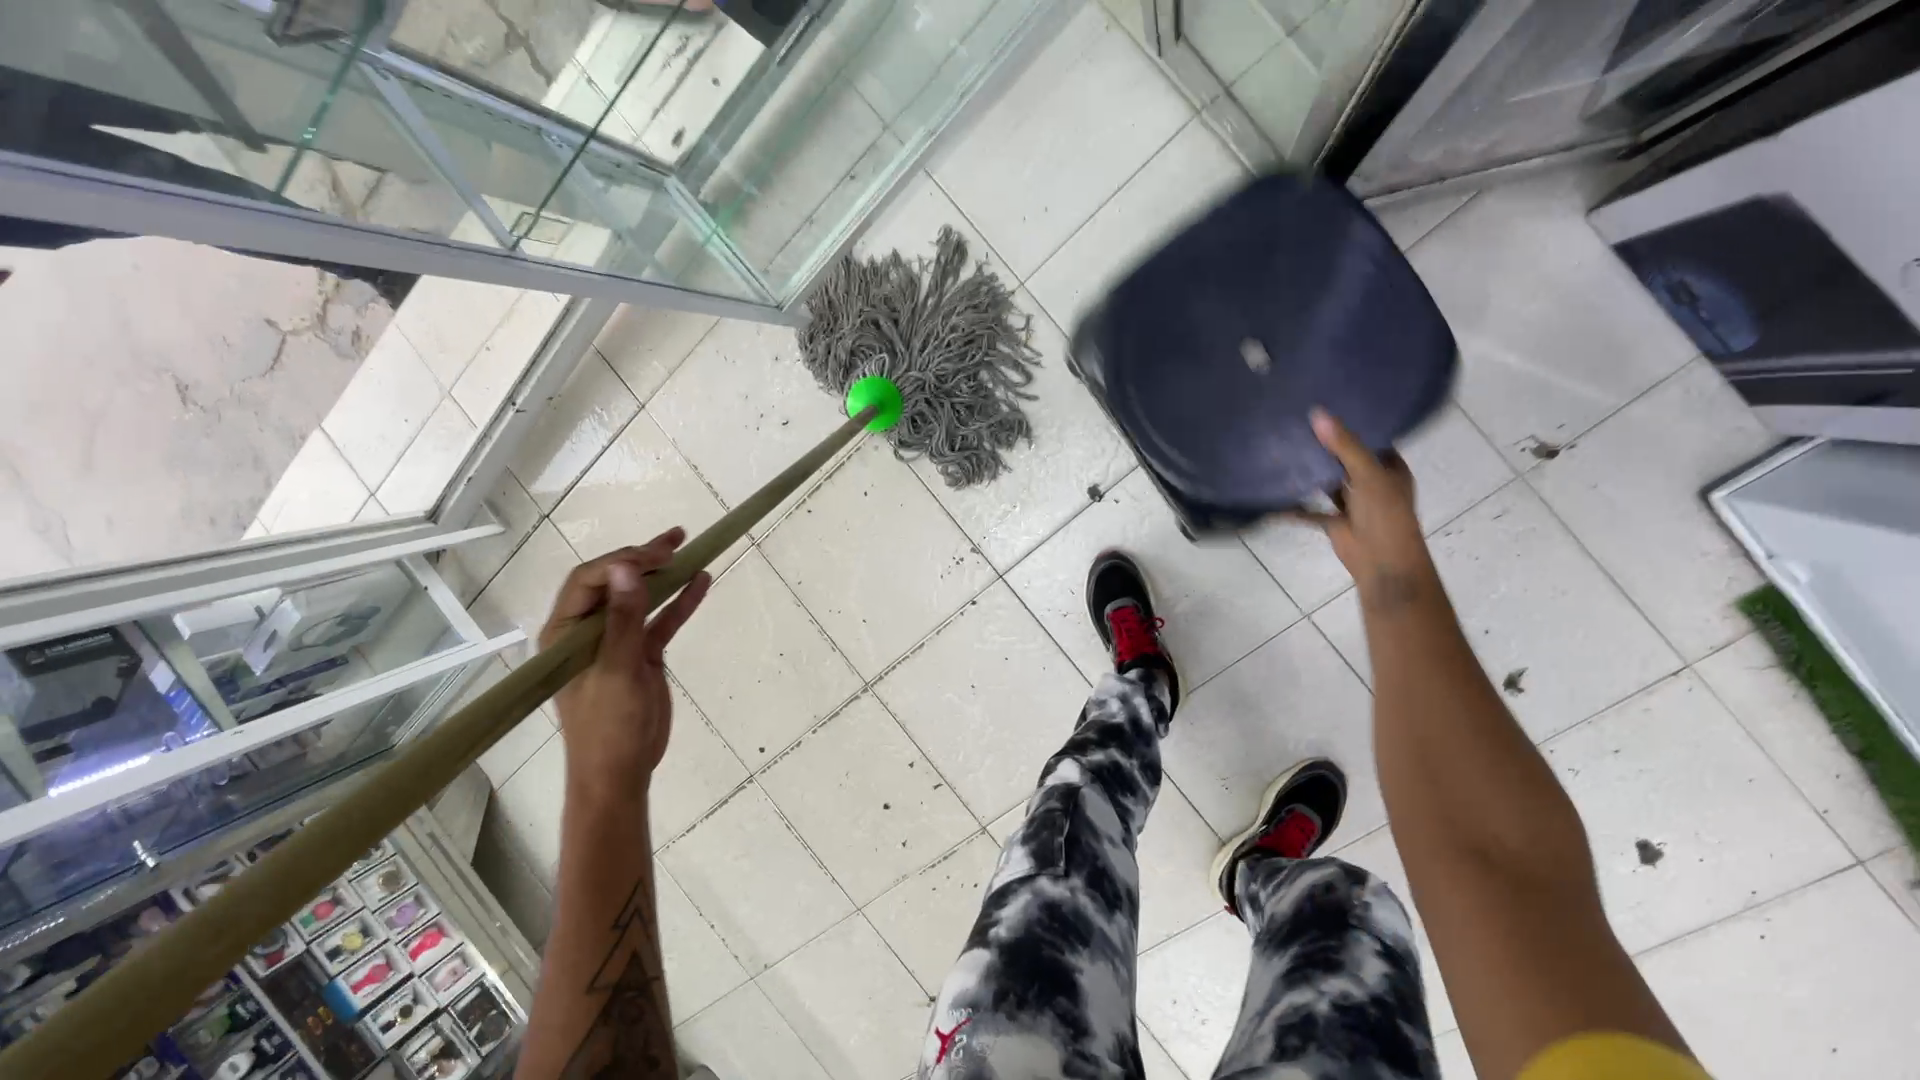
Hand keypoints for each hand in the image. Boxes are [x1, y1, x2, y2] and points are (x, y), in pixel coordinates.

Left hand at [541, 529, 710, 798]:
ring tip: (688, 546)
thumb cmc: (607, 727)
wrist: (620, 773)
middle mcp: (587, 631)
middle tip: (675, 541)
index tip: (656, 557)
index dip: (620, 563)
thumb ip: (623, 620)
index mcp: (565, 633)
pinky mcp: (641, 655)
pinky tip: (701, 583)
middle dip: (642, 558)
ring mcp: (616, 642)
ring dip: (663, 574)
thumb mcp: (616, 671)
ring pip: (640, 598)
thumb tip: (626, 569)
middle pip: (614, 582)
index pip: (589, 581)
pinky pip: (660, 621)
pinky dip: (679, 603)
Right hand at [1298, 408, 1435, 607]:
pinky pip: (1311, 510)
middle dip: (1325, 447)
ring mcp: (1353, 503)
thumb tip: (1317, 414)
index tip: (1326, 407)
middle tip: (1296, 424)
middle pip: (1346, 460)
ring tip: (1283, 449)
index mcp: (1390, 469)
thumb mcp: (1367, 473)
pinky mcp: (1335, 521)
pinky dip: (1294, 505)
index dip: (1352, 425)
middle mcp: (1372, 483)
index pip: (1371, 440)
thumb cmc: (1385, 514)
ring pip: (1328, 483)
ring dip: (1310, 473)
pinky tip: (1275, 495)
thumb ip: (1344, 445)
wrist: (1382, 562)